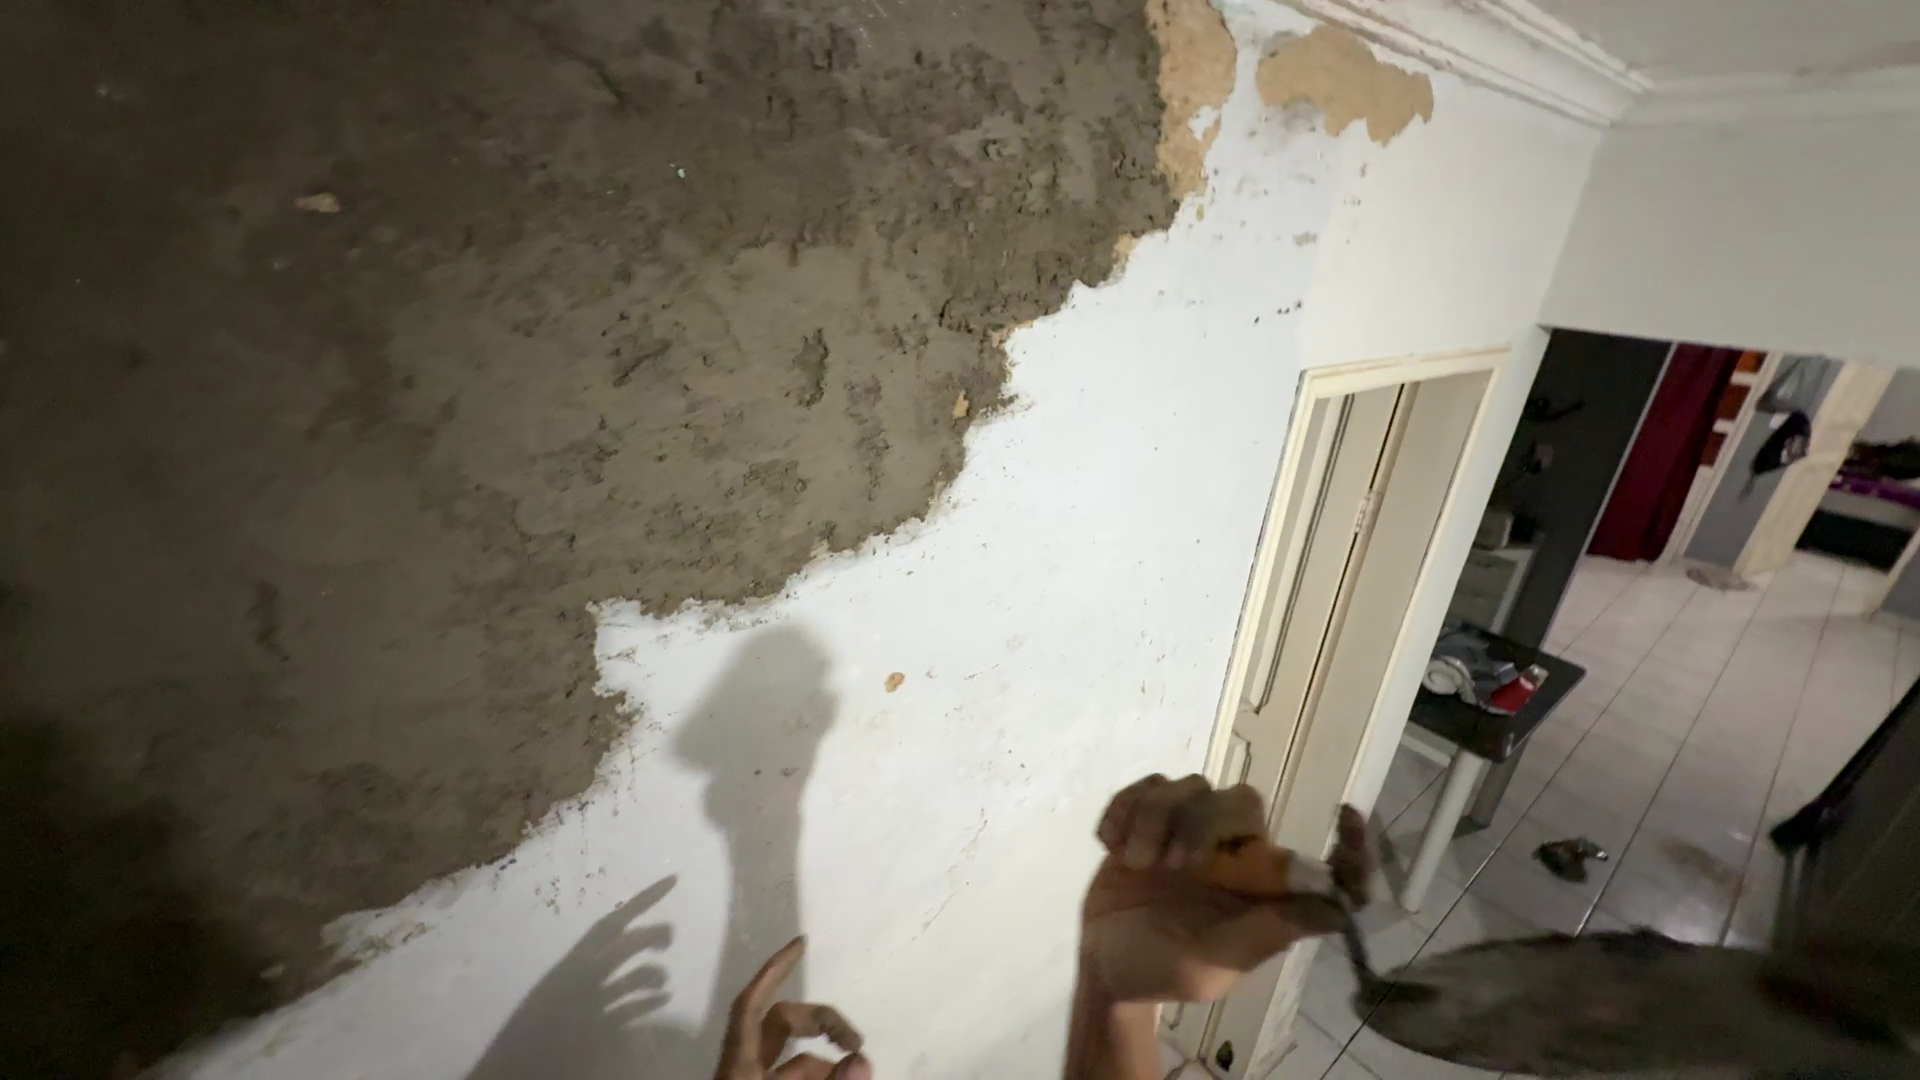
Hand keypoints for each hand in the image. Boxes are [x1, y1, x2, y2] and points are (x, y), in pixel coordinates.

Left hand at [714, 938, 871, 1079]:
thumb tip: (863, 1060)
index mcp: (739, 1058)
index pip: (752, 1000)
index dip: (775, 969)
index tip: (802, 941)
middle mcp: (741, 1063)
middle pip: (780, 1021)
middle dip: (819, 1021)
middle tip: (854, 1041)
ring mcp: (747, 1079)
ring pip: (787, 1052)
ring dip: (821, 1054)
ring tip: (854, 1066)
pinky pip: (785, 1074)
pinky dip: (812, 1073)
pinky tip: (836, 1076)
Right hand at [1079, 774, 1371, 1003]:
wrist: (1102, 962)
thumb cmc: (1161, 972)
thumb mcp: (1212, 965)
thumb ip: (1263, 933)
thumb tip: (1337, 911)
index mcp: (1261, 892)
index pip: (1318, 864)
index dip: (1347, 843)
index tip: (1351, 815)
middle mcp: (1234, 853)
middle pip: (1242, 801)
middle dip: (1202, 823)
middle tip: (1169, 865)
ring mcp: (1189, 828)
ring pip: (1192, 785)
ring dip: (1155, 818)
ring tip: (1135, 862)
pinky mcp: (1149, 814)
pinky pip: (1149, 784)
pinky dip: (1127, 808)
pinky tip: (1113, 843)